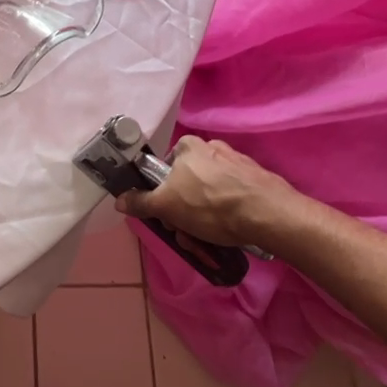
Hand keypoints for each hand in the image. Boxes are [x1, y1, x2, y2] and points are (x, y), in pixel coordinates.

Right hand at [116, 136, 296, 246]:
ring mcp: (237, 163)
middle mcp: (213, 147)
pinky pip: (232, 198)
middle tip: (188, 236)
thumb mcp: (167, 206)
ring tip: (210, 241)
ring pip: (209, 194)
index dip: (163, 196)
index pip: (166, 169)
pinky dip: (227, 215)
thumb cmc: (210, 205)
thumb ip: (141, 202)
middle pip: (188, 184)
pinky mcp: (256, 180)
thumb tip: (119, 200)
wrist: (268, 214)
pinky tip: (230, 233)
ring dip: (204, 219)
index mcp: (189, 145)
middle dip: (184, 214)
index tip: (169, 218)